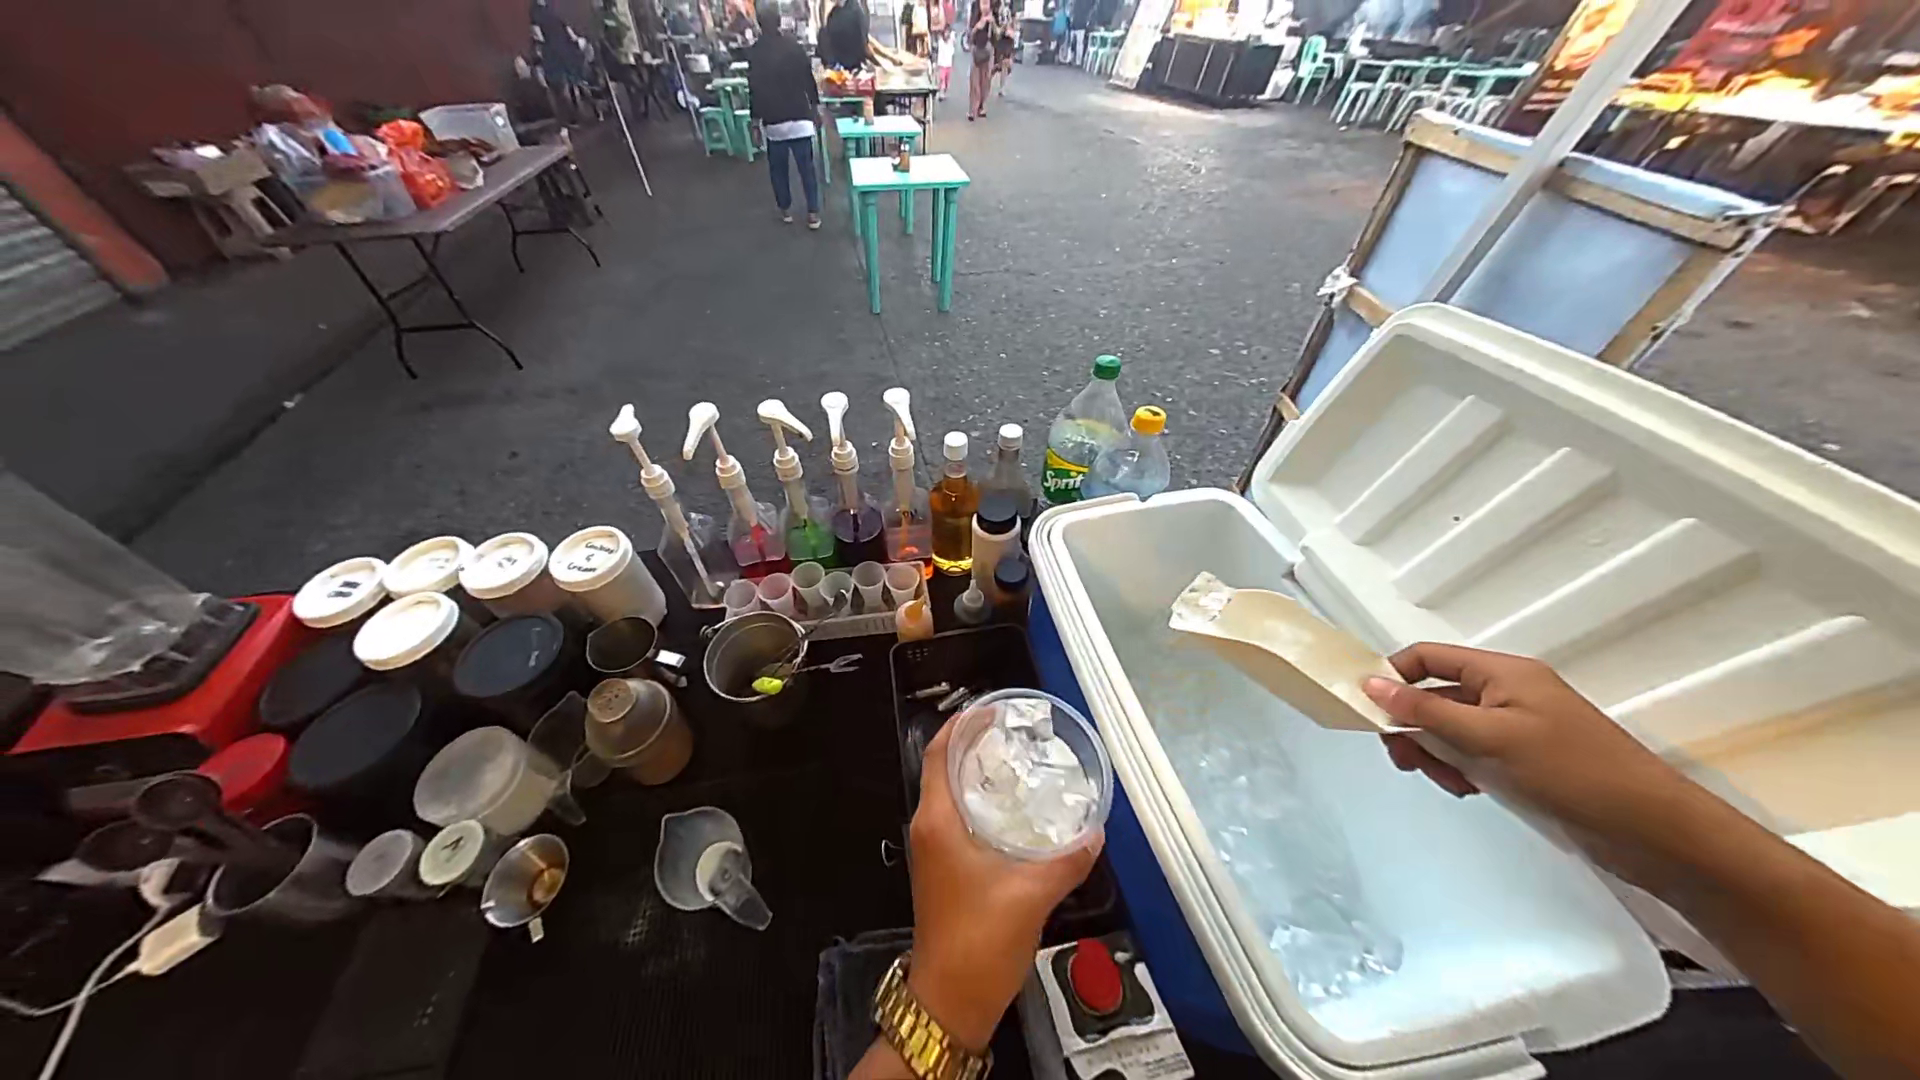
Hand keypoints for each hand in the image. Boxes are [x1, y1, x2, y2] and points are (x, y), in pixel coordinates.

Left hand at [905, 719, 1101, 1050]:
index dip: (959, 725)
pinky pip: (956, 816)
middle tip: (1011, 730)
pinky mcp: (942, 866)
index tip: (989, 707)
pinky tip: (1010, 807)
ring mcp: (933, 848)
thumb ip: (1067, 858)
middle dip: (972, 743)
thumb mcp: (1031, 894)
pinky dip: (978, 799)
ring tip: (1014, 759)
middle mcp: (928, 826)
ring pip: (949, 792)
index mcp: (937, 820)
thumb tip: (1096, 830)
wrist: (950, 999)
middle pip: (942, 768)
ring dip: (974, 771)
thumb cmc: (981, 938)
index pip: (937, 754)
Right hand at [1363, 643, 1704, 887]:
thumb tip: (1370, 684)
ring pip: (1448, 727)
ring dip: (1434, 751)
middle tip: (1404, 760)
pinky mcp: (1524, 757)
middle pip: (1433, 695)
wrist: (1659, 836)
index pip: (1426, 658)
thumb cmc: (1570, 774)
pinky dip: (1458, 767)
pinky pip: (1471, 751)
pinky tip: (1466, 789)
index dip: (1393, 677)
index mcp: (1501, 673)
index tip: (1369, 711)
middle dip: (1412, 725)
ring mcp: (1515, 726)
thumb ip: (1424, 711)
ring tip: (1444, 781)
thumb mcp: (1487, 739)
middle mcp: (1505, 691)